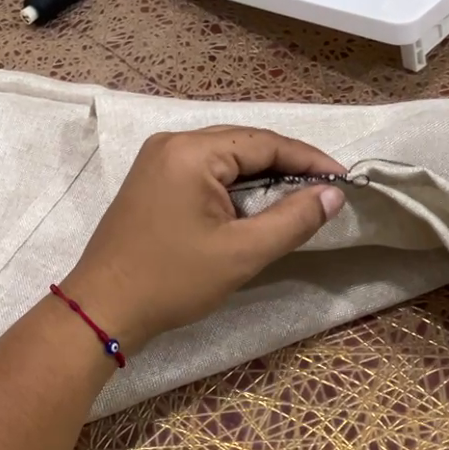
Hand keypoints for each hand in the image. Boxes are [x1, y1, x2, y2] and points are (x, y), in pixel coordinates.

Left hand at [59, 126, 346, 352]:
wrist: (104, 307)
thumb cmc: (173, 280)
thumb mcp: (242, 252)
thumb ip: (292, 219)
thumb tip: (333, 193)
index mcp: (191, 151)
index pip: (263, 142)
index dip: (308, 158)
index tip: (344, 178)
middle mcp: (171, 143)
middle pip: (243, 143)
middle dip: (285, 165)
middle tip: (324, 190)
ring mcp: (156, 160)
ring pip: (223, 157)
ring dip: (259, 176)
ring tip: (296, 198)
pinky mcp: (150, 181)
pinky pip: (202, 171)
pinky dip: (232, 185)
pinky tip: (253, 205)